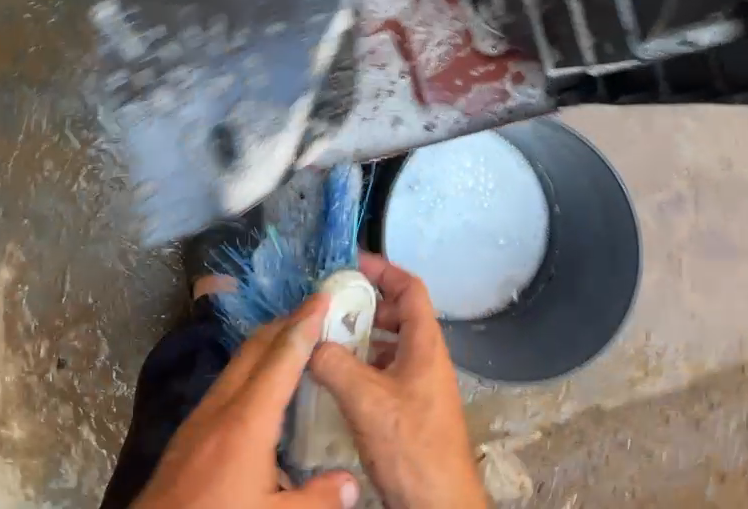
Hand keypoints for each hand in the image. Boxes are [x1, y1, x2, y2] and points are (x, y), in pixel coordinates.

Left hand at [133, 294, 359, 508]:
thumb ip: (317, 501)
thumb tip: (350, 482)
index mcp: (246, 421)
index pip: (281, 358)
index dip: (305, 325)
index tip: (322, 297)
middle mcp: (221, 406)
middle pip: (255, 349)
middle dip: (285, 325)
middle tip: (315, 313)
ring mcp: (199, 417)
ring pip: (237, 365)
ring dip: (266, 348)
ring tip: (293, 346)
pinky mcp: (188, 434)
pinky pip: (226, 385)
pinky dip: (250, 372)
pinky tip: (262, 393)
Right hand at [307, 254, 485, 508]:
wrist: (439, 505)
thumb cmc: (411, 446)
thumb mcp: (365, 399)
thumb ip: (333, 363)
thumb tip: (308, 344)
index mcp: (425, 345)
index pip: (410, 288)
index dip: (384, 269)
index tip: (352, 262)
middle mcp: (426, 359)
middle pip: (398, 314)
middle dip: (365, 304)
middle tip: (331, 304)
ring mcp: (420, 387)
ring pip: (389, 345)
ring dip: (360, 337)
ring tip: (326, 338)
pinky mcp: (410, 411)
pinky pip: (384, 373)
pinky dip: (361, 366)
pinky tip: (335, 379)